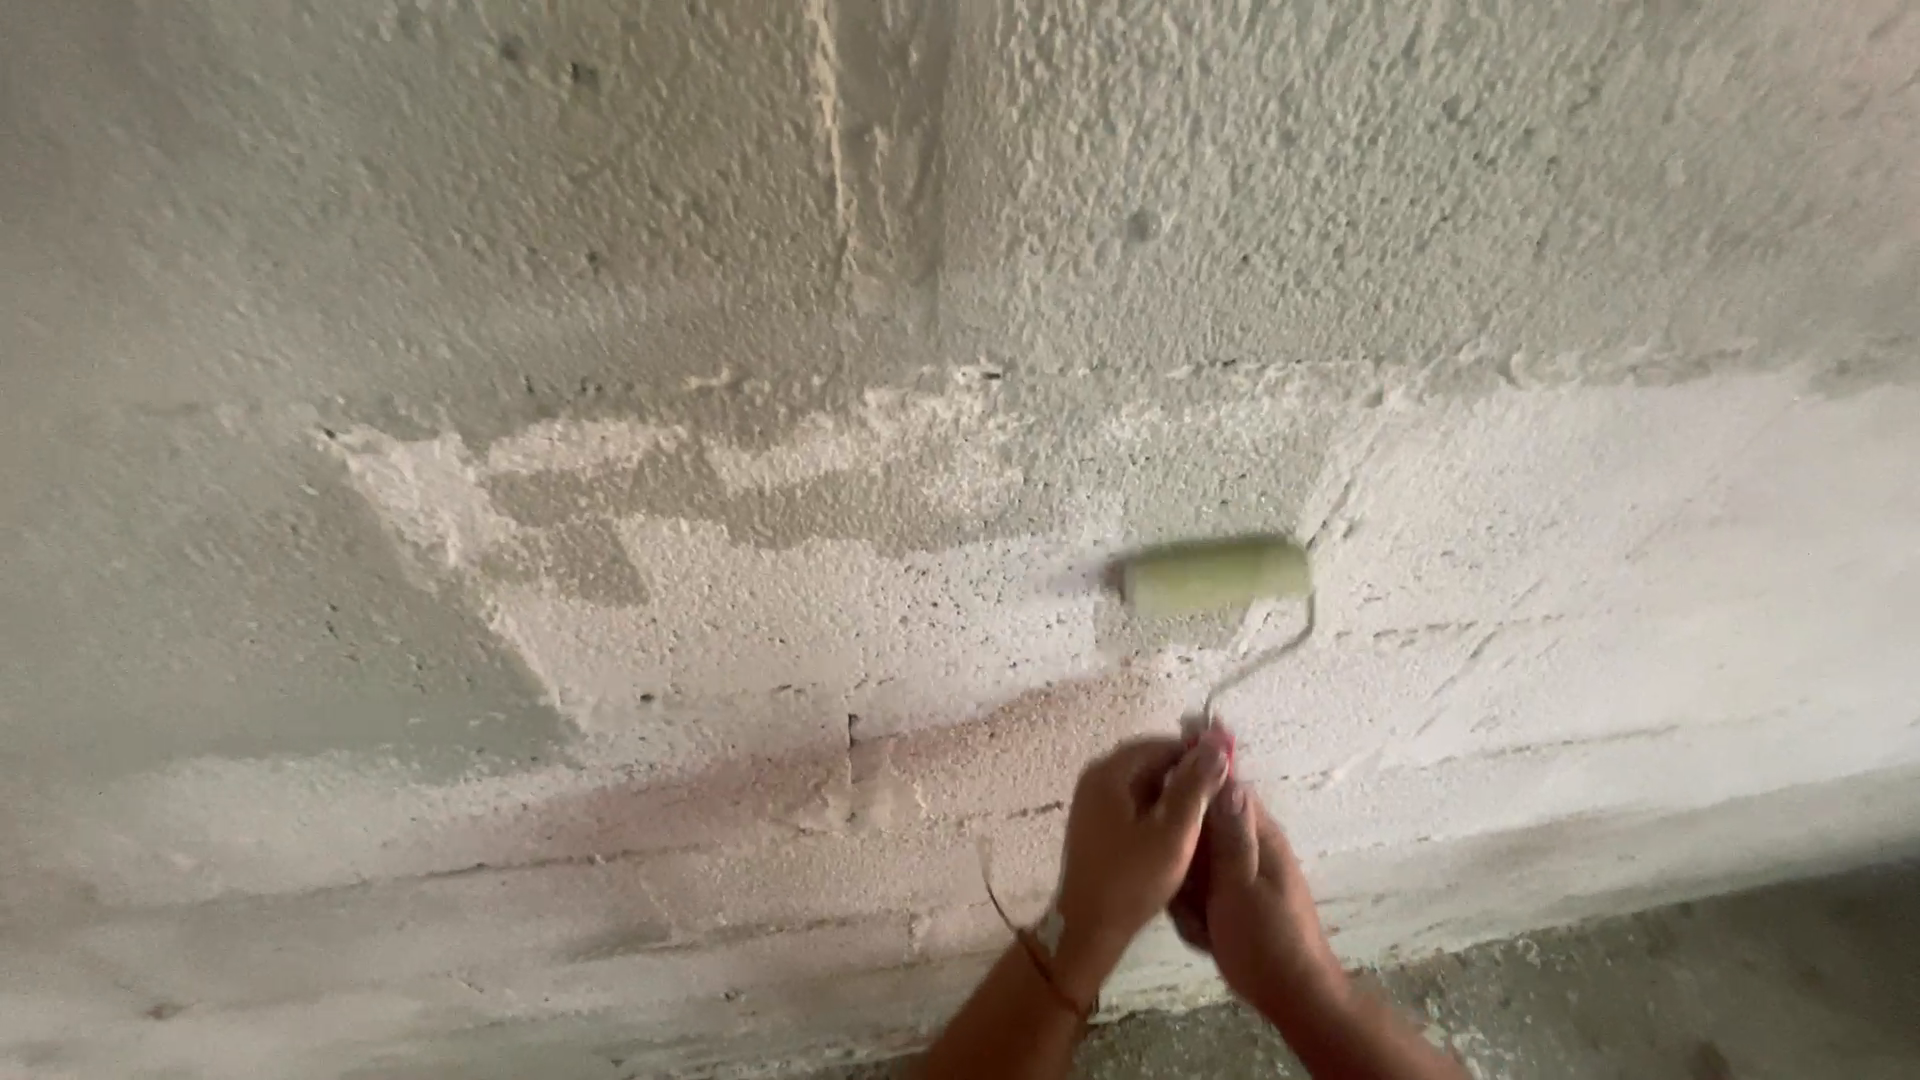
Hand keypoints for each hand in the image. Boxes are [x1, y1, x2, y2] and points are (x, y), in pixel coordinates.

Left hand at [1050, 734, 1231, 987]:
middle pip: (1148, 762)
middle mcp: (1096, 779)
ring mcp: (1092, 802)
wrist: (1089, 927)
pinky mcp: (1096, 824)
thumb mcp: (1173, 832)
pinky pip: (1132, 803)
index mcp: (1108, 772)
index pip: (1158, 745)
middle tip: (1220, 796)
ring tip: (1207, 814)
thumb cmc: (1133, 879)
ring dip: (1173, 794)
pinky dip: (1157, 810)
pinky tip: (1181, 831)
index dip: (1195, 755)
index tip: (1227, 773)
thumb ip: (1195, 787)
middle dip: (1185, 775)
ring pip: (1142, 784)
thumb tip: (1216, 745)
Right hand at [1171, 771, 1348, 1015]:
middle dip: (1181, 849)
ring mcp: (1238, 873)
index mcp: (1258, 834)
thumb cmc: (1267, 941)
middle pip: (1199, 823)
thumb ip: (1232, 834)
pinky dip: (1193, 906)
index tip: (1161, 797)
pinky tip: (1198, 928)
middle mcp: (1249, 845)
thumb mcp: (1241, 886)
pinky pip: (1197, 886)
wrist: (1294, 1000)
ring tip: (1192, 913)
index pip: (1223, 785)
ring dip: (1185, 884)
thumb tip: (1228, 778)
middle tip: (1180, 883)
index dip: (1191, 781)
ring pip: (1193, 857)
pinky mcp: (1230, 897)